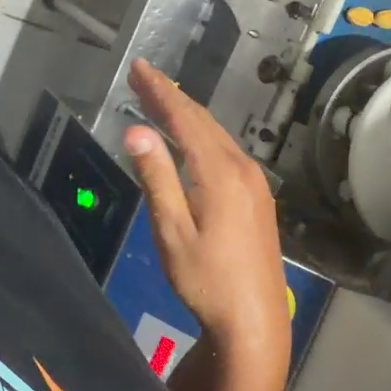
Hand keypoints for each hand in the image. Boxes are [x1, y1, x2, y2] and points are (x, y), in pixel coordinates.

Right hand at [125, 59, 291, 352]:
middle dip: (169, 95)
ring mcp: (254, 182)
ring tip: (156, 97)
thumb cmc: (206, 280)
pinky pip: (224, 148)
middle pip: (201, 120)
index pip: (184, 118)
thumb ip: (156, 178)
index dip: (159, 91)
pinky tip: (187, 136)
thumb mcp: (172, 232)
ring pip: (215, 133)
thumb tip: (134, 130)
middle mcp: (242, 168)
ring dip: (184, 112)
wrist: (254, 323)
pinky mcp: (257, 196)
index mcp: (221, 172)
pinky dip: (199, 132)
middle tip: (141, 75)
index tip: (138, 67)